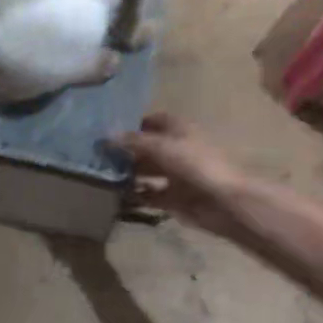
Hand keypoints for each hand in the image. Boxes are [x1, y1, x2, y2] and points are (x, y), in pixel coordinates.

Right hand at [111, 112, 249, 236]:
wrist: (223, 201)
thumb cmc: (195, 165)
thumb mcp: (161, 147)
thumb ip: (133, 141)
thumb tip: (105, 135)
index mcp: (180, 131)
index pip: (154, 121)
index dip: (134, 123)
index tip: (110, 129)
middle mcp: (177, 150)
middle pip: (147, 147)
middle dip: (126, 151)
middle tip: (99, 154)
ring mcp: (176, 175)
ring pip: (147, 171)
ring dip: (129, 173)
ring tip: (104, 174)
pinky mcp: (174, 198)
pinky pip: (150, 195)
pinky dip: (136, 195)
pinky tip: (117, 195)